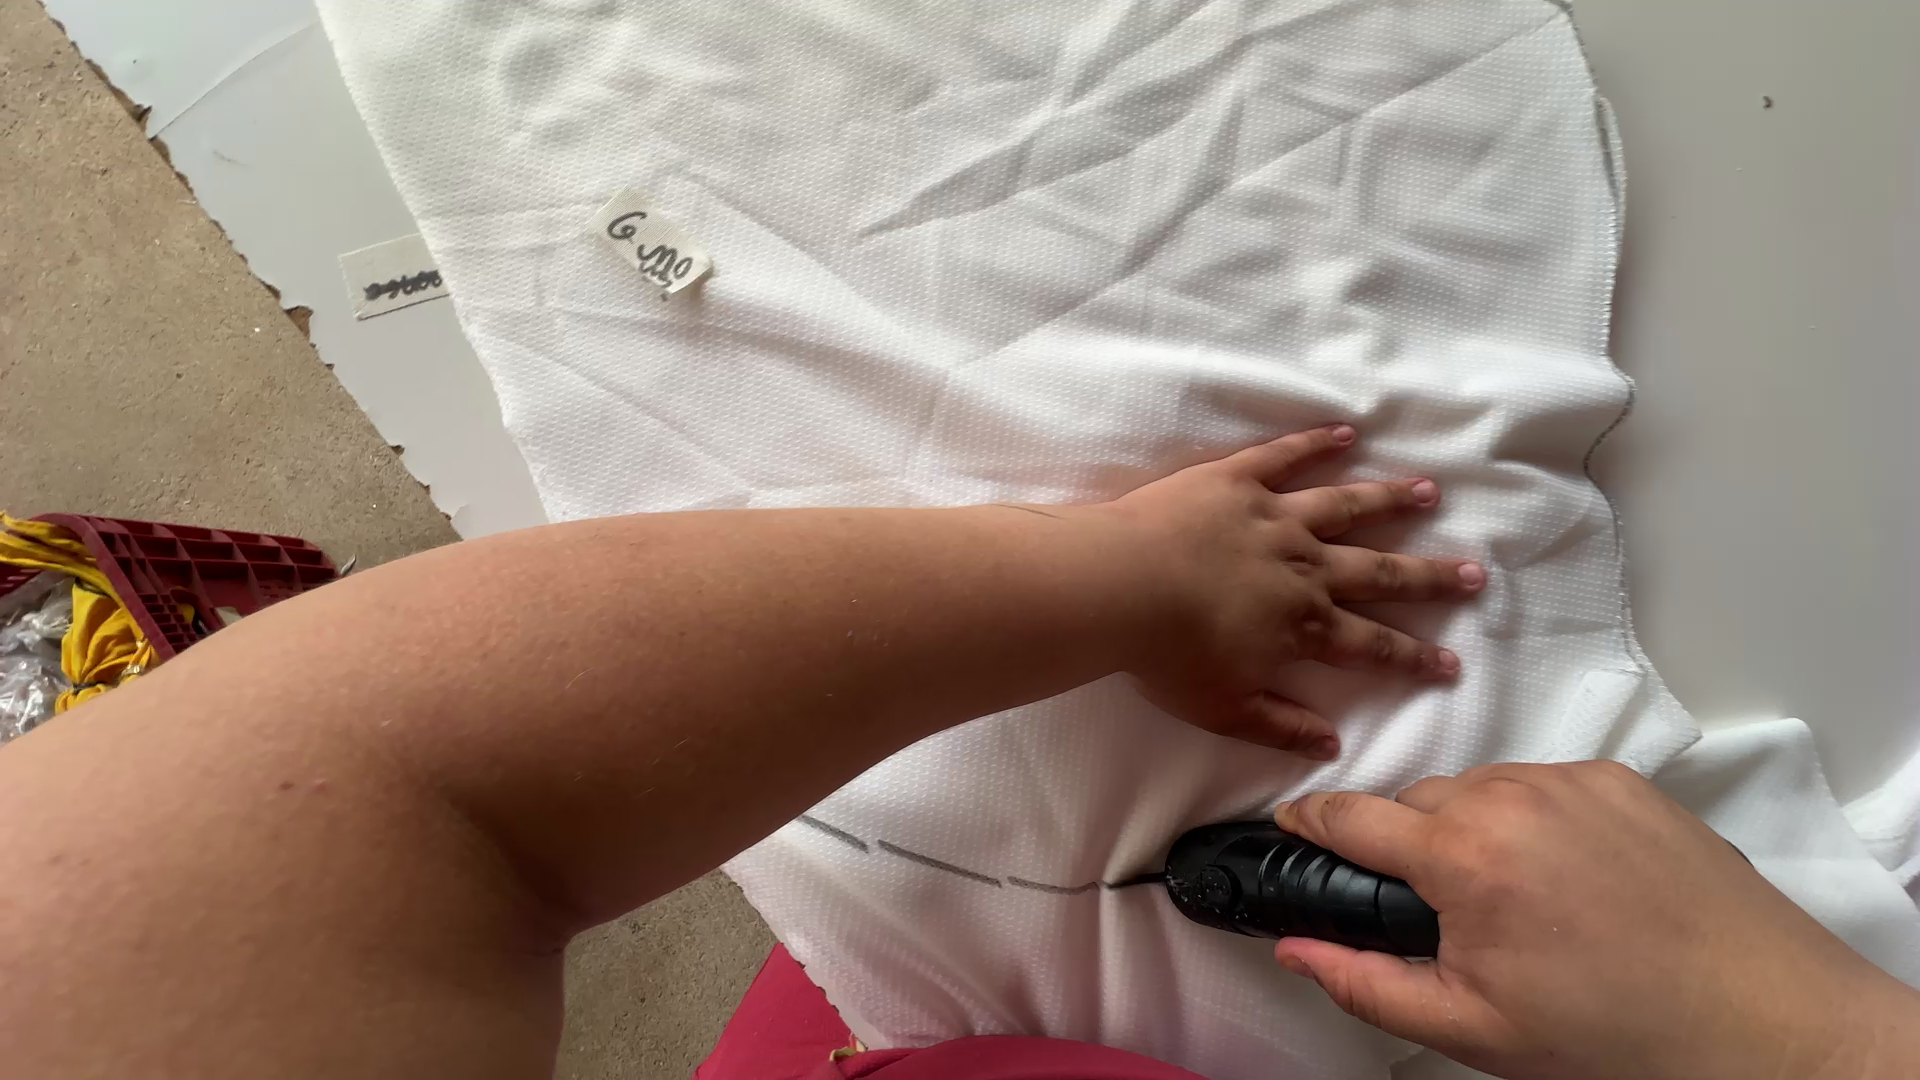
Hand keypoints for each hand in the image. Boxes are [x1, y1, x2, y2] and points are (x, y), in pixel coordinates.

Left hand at [1089, 424, 1483, 758]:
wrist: (1119, 588)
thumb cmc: (1164, 653)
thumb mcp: (1221, 708)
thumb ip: (1279, 725)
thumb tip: (1331, 744)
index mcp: (1299, 624)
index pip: (1370, 646)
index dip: (1412, 658)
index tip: (1451, 663)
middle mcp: (1301, 567)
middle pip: (1376, 572)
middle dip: (1427, 577)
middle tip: (1474, 573)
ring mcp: (1272, 517)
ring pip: (1345, 507)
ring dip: (1388, 501)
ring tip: (1429, 492)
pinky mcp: (1236, 481)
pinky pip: (1283, 457)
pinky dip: (1313, 443)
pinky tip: (1343, 431)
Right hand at [1273, 762, 1919, 1079]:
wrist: (1785, 1038)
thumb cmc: (1621, 1039)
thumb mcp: (1475, 1030)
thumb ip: (1364, 984)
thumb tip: (1290, 948)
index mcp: (1460, 856)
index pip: (1347, 815)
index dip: (1309, 820)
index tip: (1292, 824)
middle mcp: (1503, 797)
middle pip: (1413, 801)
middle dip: (1410, 841)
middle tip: (1447, 902)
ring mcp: (1563, 779)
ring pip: (1471, 787)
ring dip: (1468, 824)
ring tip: (1515, 886)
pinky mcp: (1613, 777)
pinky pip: (1535, 782)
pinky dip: (1530, 814)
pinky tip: (1569, 867)